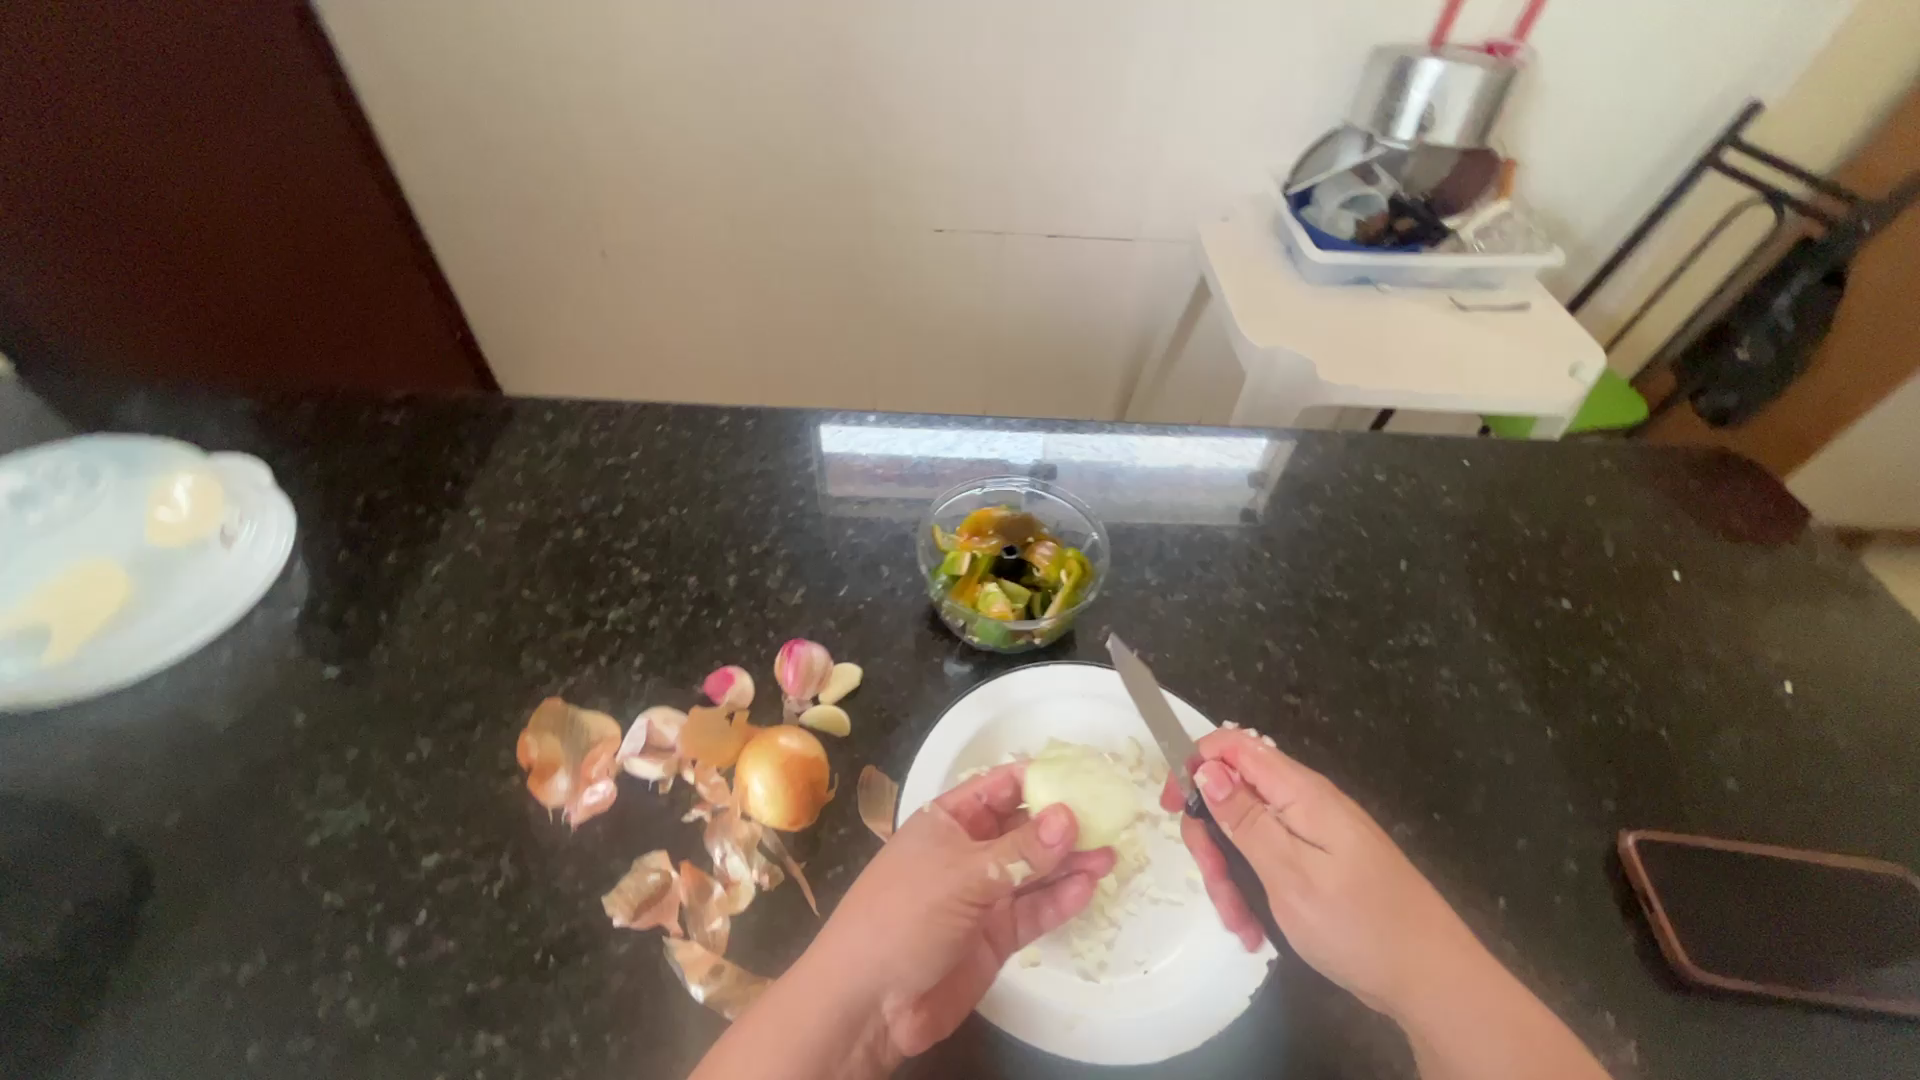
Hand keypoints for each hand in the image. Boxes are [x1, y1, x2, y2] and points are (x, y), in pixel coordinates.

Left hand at [813, 762, 1115, 1060]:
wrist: (868, 1003)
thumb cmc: (903, 916)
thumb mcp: (963, 874)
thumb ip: (1021, 850)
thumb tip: (1068, 815)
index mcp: (947, 821)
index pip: (998, 788)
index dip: (1036, 780)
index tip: (1080, 776)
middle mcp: (968, 852)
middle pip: (1022, 829)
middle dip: (1062, 823)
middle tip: (1109, 818)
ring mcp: (982, 896)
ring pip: (1034, 872)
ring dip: (1069, 862)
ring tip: (1110, 853)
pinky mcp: (994, 936)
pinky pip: (1033, 911)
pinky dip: (1060, 900)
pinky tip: (1088, 887)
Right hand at [1162, 729, 1488, 1018]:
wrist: (1434, 982)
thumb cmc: (1361, 925)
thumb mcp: (1289, 874)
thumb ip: (1244, 818)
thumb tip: (1205, 767)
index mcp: (1299, 792)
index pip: (1233, 745)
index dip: (1195, 764)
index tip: (1174, 807)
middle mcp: (1304, 803)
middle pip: (1233, 794)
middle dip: (1213, 839)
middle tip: (1216, 884)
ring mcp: (1312, 834)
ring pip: (1245, 833)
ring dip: (1230, 874)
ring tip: (1240, 923)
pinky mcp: (1318, 862)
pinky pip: (1268, 860)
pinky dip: (1254, 889)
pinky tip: (1256, 927)